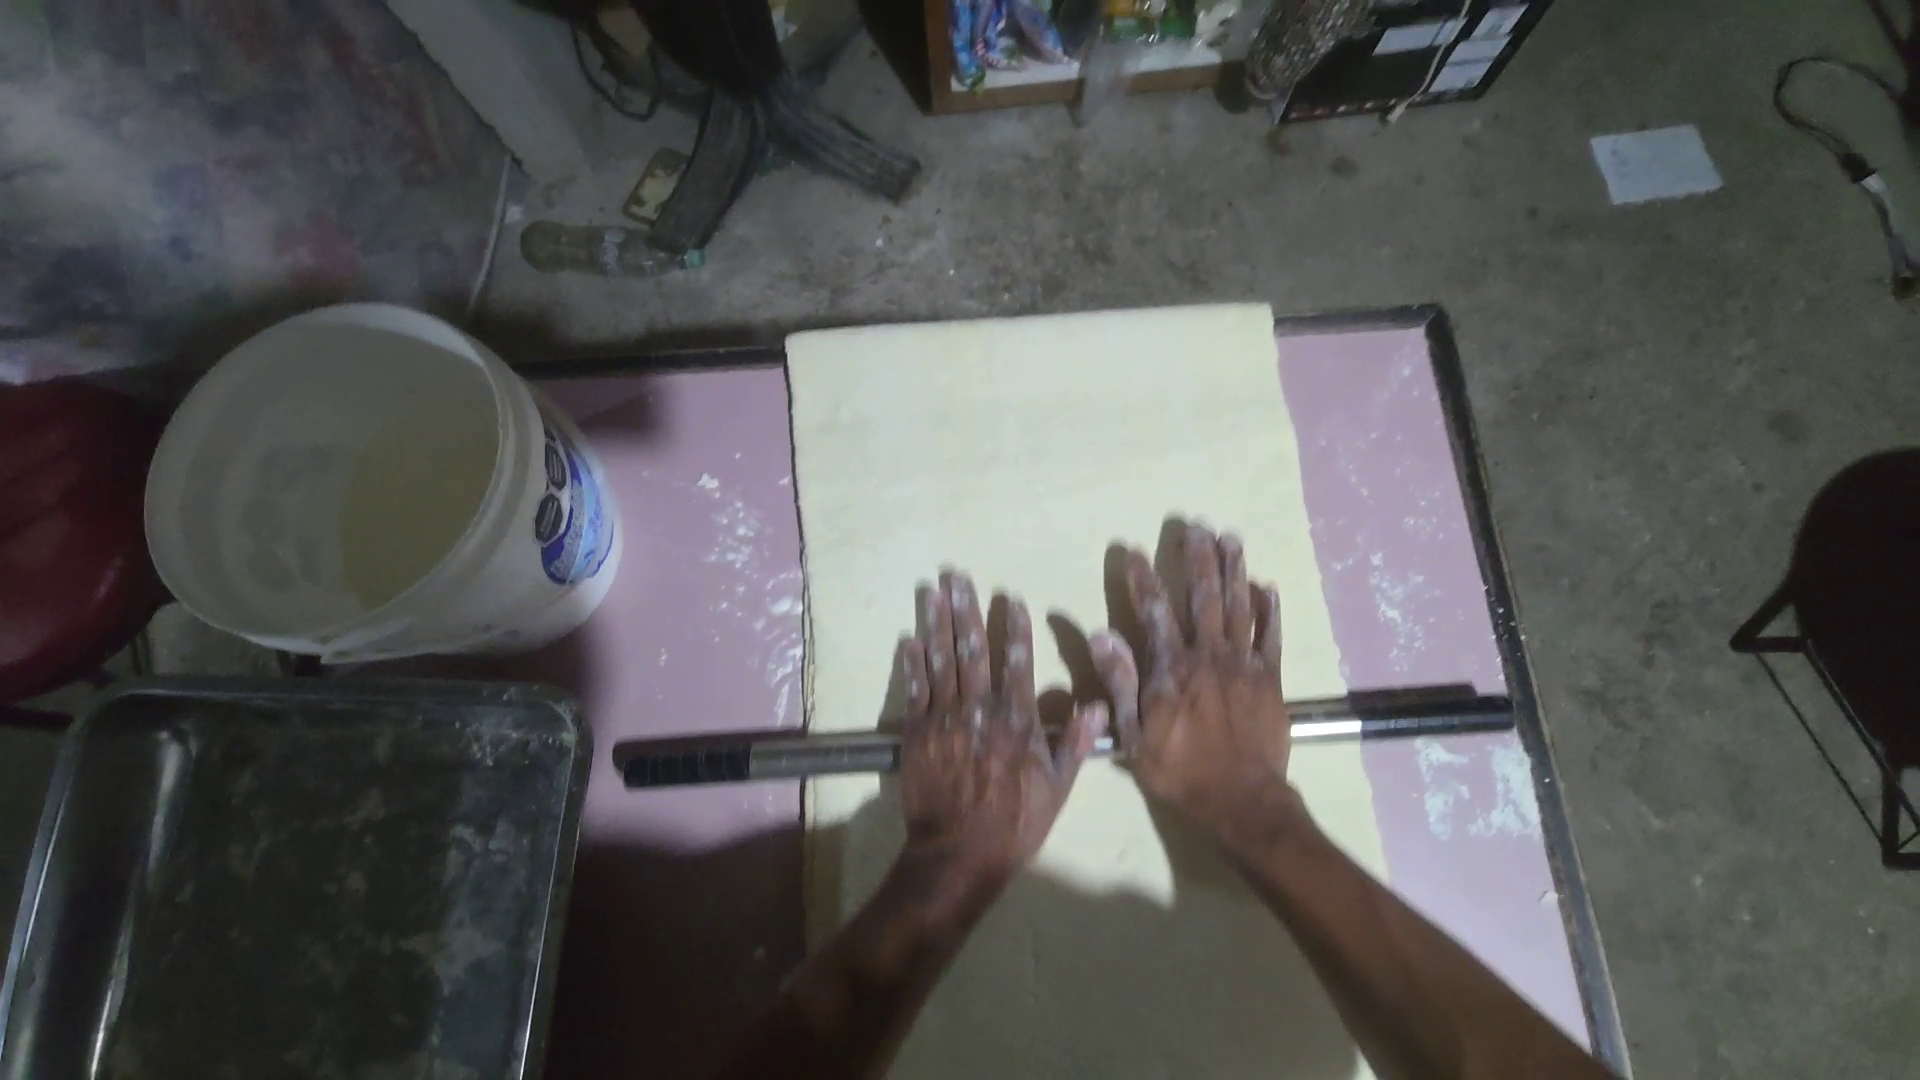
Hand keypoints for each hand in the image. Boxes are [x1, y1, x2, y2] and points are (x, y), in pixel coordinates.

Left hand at [895, 572, 1106, 889]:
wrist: (958, 853)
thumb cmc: (1015, 823)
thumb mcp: (1059, 788)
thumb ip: (1076, 743)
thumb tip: (1098, 705)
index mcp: (1016, 720)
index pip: (1016, 662)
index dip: (1013, 627)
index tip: (1009, 596)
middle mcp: (980, 710)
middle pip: (972, 650)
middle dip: (966, 610)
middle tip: (957, 576)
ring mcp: (944, 719)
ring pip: (940, 661)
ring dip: (936, 623)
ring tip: (932, 591)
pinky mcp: (917, 733)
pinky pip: (915, 690)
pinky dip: (912, 663)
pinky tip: (910, 637)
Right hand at [1090, 524, 1301, 839]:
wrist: (1240, 801)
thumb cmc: (1178, 769)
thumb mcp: (1133, 734)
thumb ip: (1119, 683)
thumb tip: (1101, 635)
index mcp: (1172, 668)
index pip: (1153, 612)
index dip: (1142, 579)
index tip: (1133, 550)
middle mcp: (1208, 656)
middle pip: (1202, 598)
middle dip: (1196, 559)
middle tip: (1194, 526)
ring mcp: (1243, 665)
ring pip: (1238, 608)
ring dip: (1233, 571)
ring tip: (1230, 538)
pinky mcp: (1270, 680)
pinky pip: (1271, 638)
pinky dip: (1270, 612)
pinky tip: (1267, 587)